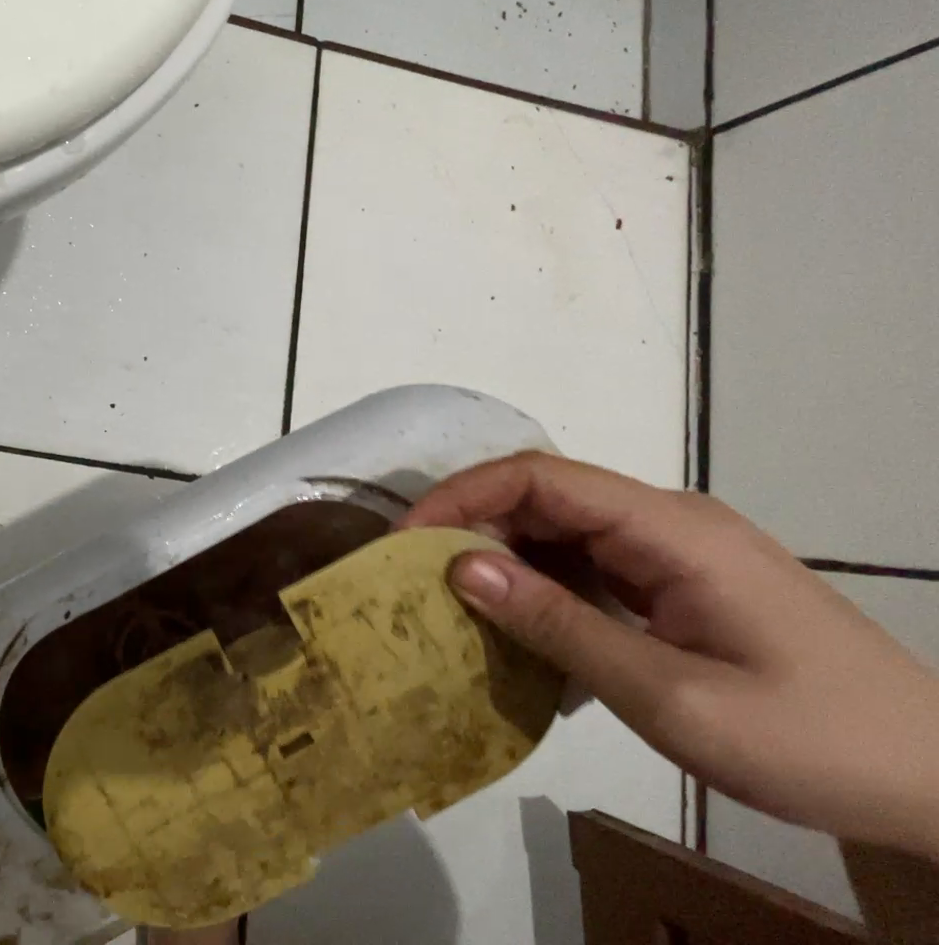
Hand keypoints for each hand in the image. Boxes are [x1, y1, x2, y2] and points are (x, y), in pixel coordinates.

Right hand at [399, 452, 938, 859]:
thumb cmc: (811, 741)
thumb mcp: (669, 695)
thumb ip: (558, 624)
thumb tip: (457, 566)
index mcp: (673, 530)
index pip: (540, 476)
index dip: (462, 497)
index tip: (405, 544)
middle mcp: (671, 522)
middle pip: (544, 494)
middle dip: (471, 526)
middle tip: (416, 581)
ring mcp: (678, 551)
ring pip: (561, 527)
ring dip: (502, 556)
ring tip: (452, 603)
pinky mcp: (680, 581)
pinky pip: (588, 561)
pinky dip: (539, 582)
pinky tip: (518, 622)